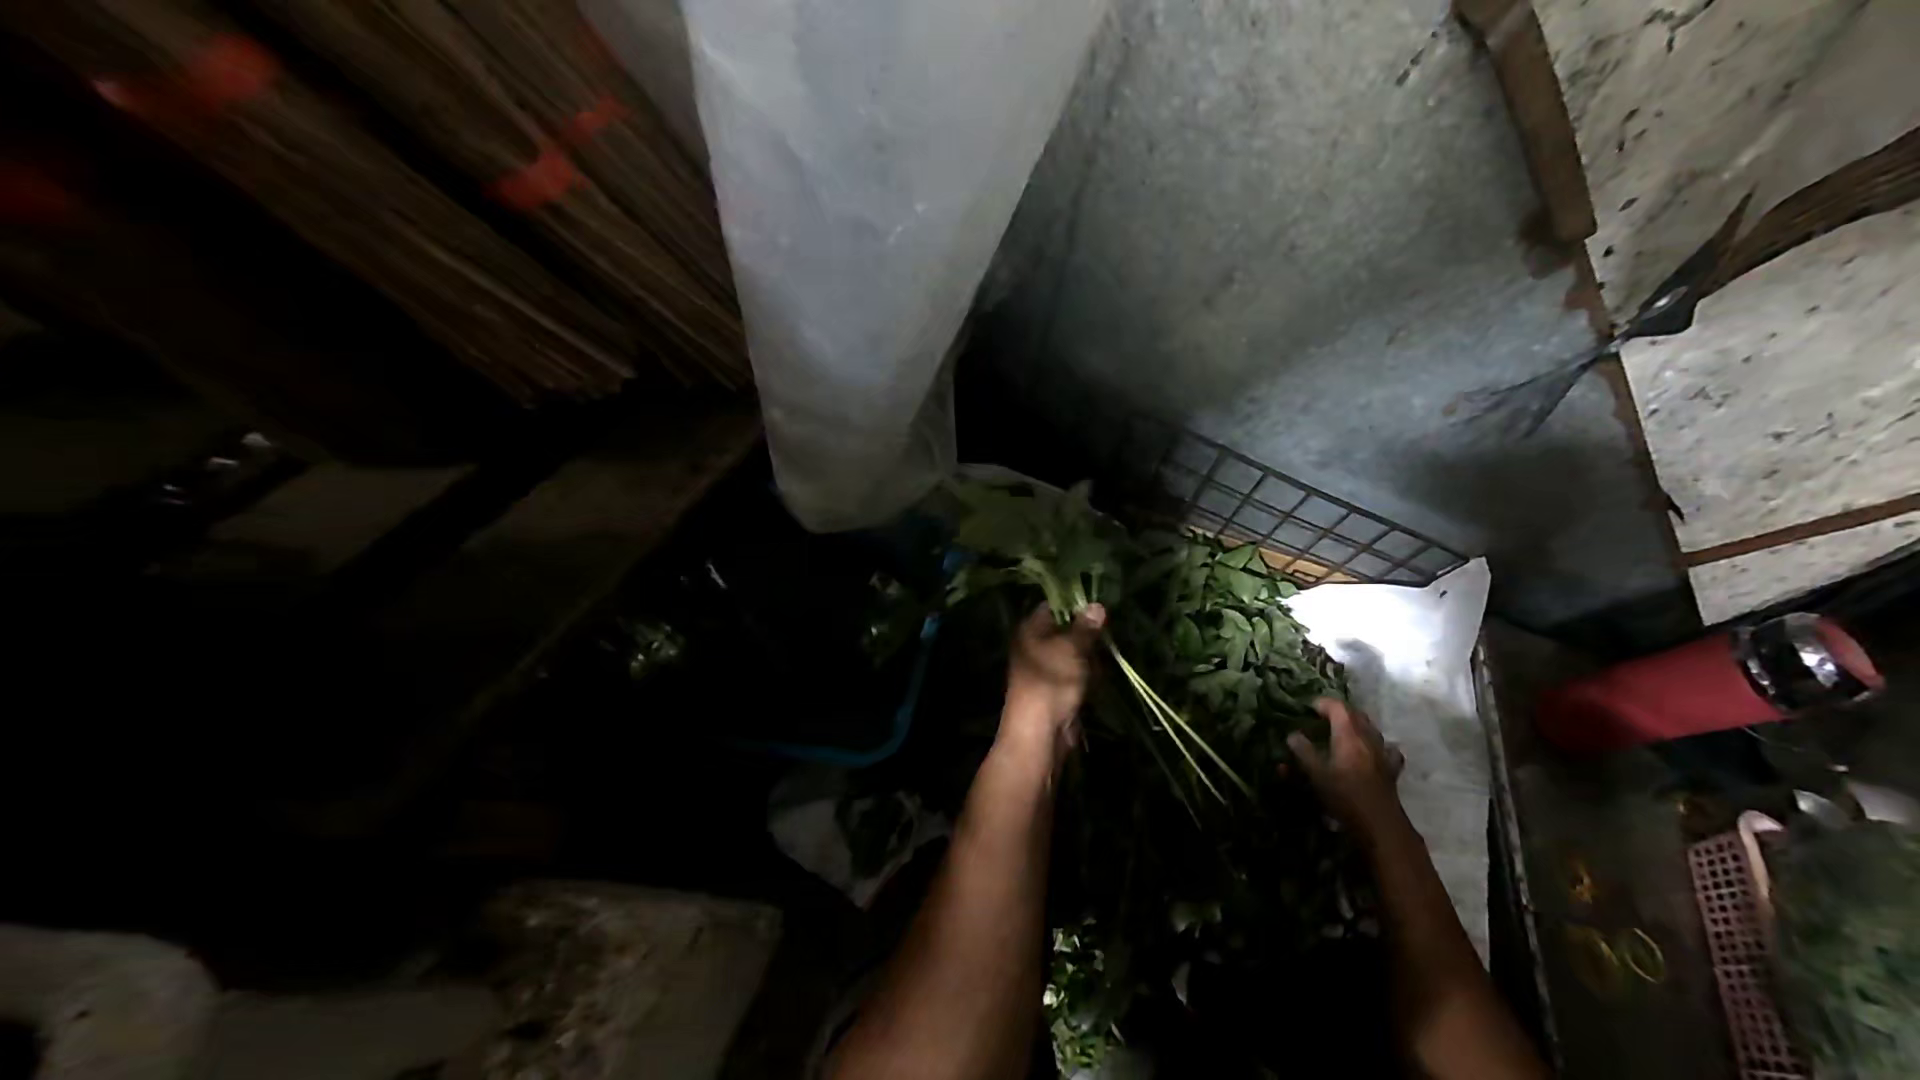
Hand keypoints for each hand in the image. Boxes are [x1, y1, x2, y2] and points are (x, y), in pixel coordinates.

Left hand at [1000, 603, 1105, 764]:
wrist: (1040, 731)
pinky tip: (1094, 684)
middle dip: (1088, 638)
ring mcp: (1047, 669)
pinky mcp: (1057, 688)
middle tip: (1103, 641)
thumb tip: (1096, 605)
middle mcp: (1036, 646)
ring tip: (1096, 668)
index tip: (1100, 608)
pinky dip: (1088, 679)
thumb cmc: (1051, 681)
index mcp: (1031, 630)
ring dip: (1090, 661)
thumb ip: (1085, 627)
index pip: (1053, 607)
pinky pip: (1077, 675)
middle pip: (1068, 631)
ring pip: (1076, 655)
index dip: (1076, 606)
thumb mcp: (1071, 648)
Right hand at [1287, 698, 1405, 833]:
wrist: (1379, 825)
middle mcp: (1368, 739)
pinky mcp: (1391, 769)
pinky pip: (1386, 749)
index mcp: (1349, 736)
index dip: (1322, 703)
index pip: (1338, 707)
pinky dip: (1376, 745)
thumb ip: (1303, 751)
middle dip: (1338, 712)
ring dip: (1356, 725)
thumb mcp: (1316, 774)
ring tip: (1342, 731)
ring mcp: (1383, 753)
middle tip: (1321, 718)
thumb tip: (1292, 735)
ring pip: (1371, 729)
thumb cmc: (1344, 797)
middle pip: (1356, 715)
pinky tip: (1371, 752)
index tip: (1308, 708)